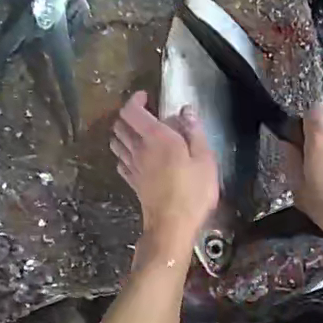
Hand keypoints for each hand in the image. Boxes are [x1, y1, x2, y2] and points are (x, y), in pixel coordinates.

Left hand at [111, 91, 219, 259]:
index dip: (135, 100)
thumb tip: (186, 111)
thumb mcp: (205, 159)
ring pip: (117, 143)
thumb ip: (194, 132)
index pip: (132, 111)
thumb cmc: (193, 191)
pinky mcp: (132, 183)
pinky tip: (137, 158)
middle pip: (120, 125)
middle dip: (128, 116)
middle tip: (145, 116)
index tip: (147, 98)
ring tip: (139, 135)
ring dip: (124, 134)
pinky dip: (125, 155)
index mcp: (156, 138)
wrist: (172, 225)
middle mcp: (139, 149)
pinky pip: (121, 162)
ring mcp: (133, 167)